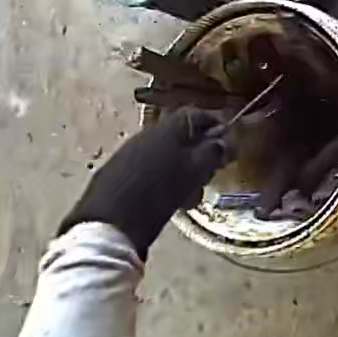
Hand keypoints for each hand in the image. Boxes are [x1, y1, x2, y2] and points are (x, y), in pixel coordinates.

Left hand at [63, 108, 232, 252]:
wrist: (109, 223)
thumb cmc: (160, 192)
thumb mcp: (195, 171)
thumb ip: (214, 152)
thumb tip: (225, 140)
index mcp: (168, 128)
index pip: (197, 113)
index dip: (215, 125)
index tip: (227, 142)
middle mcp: (147, 133)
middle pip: (182, 134)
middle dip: (200, 151)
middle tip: (211, 172)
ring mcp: (130, 152)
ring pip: (167, 153)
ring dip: (184, 167)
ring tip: (192, 192)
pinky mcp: (117, 171)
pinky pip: (150, 167)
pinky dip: (165, 177)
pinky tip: (169, 199)